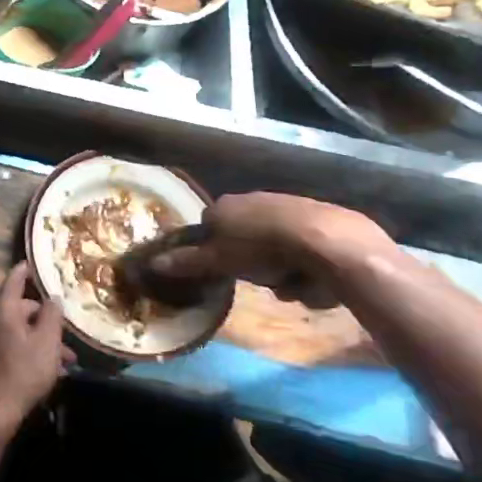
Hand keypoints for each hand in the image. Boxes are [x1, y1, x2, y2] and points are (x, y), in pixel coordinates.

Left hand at [0, 262, 72, 437]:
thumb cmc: (22, 372)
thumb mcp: (46, 342)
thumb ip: (51, 316)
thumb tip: (53, 296)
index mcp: (4, 309)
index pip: (15, 279)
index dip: (27, 269)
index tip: (37, 262)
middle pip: (21, 308)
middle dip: (46, 317)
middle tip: (69, 330)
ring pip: (21, 331)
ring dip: (44, 340)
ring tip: (68, 360)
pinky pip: (16, 347)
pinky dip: (34, 352)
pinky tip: (53, 371)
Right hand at [149, 193, 396, 308]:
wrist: (329, 242)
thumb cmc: (263, 249)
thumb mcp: (219, 261)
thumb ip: (188, 262)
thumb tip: (153, 263)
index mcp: (225, 206)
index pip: (209, 226)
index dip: (214, 249)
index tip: (222, 268)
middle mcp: (253, 199)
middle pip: (242, 235)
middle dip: (249, 259)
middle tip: (258, 278)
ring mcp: (287, 205)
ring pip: (273, 243)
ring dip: (279, 265)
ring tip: (291, 283)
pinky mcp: (320, 217)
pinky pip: (303, 245)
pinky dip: (305, 262)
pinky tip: (315, 275)